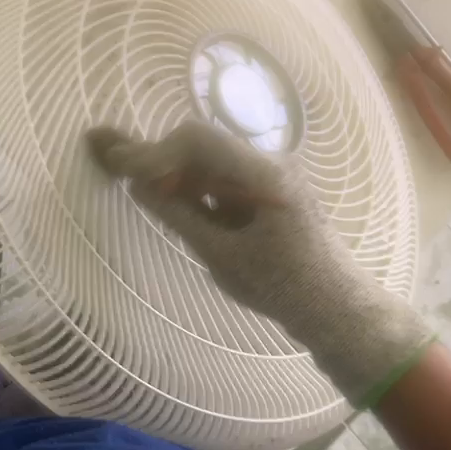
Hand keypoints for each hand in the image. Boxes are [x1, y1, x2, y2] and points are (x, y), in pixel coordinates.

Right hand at [87, 121, 430, 406]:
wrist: (339, 309)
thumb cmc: (284, 288)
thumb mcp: (222, 256)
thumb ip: (179, 215)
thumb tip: (138, 185)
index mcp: (264, 174)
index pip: (196, 140)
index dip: (153, 153)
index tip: (121, 172)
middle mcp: (268, 162)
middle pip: (199, 142)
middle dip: (157, 157)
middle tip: (111, 163)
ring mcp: (270, 173)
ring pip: (207, 157)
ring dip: (171, 169)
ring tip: (132, 179)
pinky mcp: (267, 188)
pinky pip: (220, 174)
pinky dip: (191, 183)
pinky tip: (170, 198)